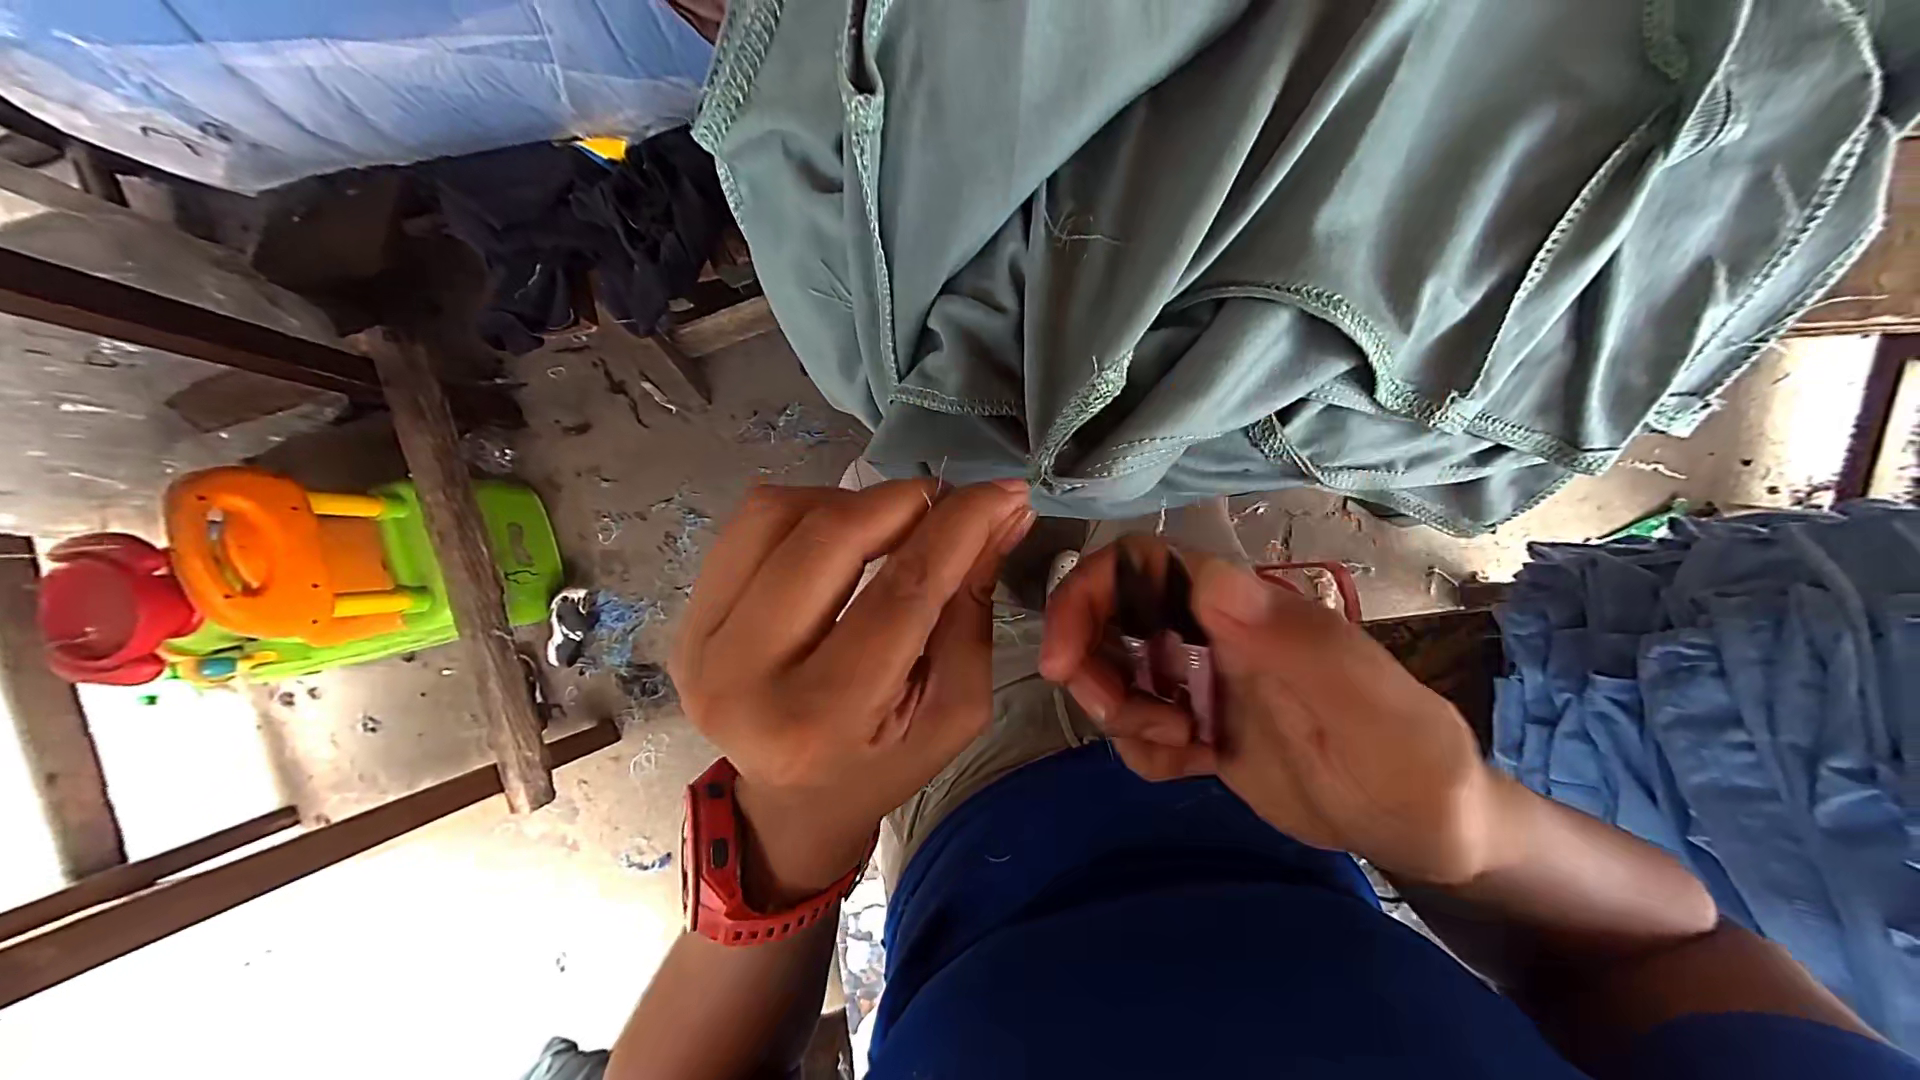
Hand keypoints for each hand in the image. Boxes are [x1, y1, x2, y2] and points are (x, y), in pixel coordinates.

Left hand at [671, 479, 1033, 903]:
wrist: (796, 796)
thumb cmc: (886, 759)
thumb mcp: (954, 705)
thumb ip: (973, 606)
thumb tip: (1003, 515)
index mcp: (822, 719)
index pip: (902, 593)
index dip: (959, 528)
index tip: (1004, 492)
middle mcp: (743, 677)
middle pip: (830, 539)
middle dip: (905, 501)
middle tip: (949, 500)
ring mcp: (701, 642)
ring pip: (781, 513)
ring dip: (854, 502)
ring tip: (893, 524)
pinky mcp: (689, 616)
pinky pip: (751, 521)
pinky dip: (809, 507)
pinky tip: (840, 534)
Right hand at [1040, 539, 1503, 884]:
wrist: (1426, 832)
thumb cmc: (1412, 766)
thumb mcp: (1366, 708)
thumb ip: (1293, 641)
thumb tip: (1206, 580)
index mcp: (1242, 608)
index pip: (1138, 565)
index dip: (1083, 596)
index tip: (1060, 662)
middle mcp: (1211, 630)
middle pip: (1107, 617)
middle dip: (1091, 666)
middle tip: (1118, 717)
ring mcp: (1200, 678)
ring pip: (1112, 672)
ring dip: (1120, 714)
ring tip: (1181, 750)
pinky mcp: (1196, 722)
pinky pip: (1136, 726)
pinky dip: (1144, 751)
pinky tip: (1194, 767)